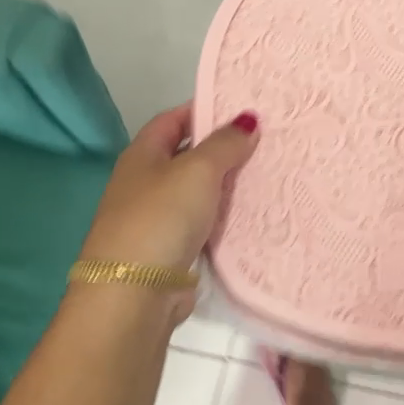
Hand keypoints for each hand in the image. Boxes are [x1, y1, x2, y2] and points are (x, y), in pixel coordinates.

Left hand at [77, 104, 258, 316]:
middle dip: (223, 149)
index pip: (174, 119)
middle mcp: (145, 183)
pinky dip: (225, 218)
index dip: (206, 110)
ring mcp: (157, 219)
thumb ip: (225, 143)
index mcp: (142, 155)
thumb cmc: (161, 218)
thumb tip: (248, 120)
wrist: (134, 294)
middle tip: (267, 141)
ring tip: (269, 173)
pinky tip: (254, 214)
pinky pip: (204, 224)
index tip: (245, 109)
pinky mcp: (172, 250)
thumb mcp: (197, 170)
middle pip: (188, 155)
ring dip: (228, 186)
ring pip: (199, 192)